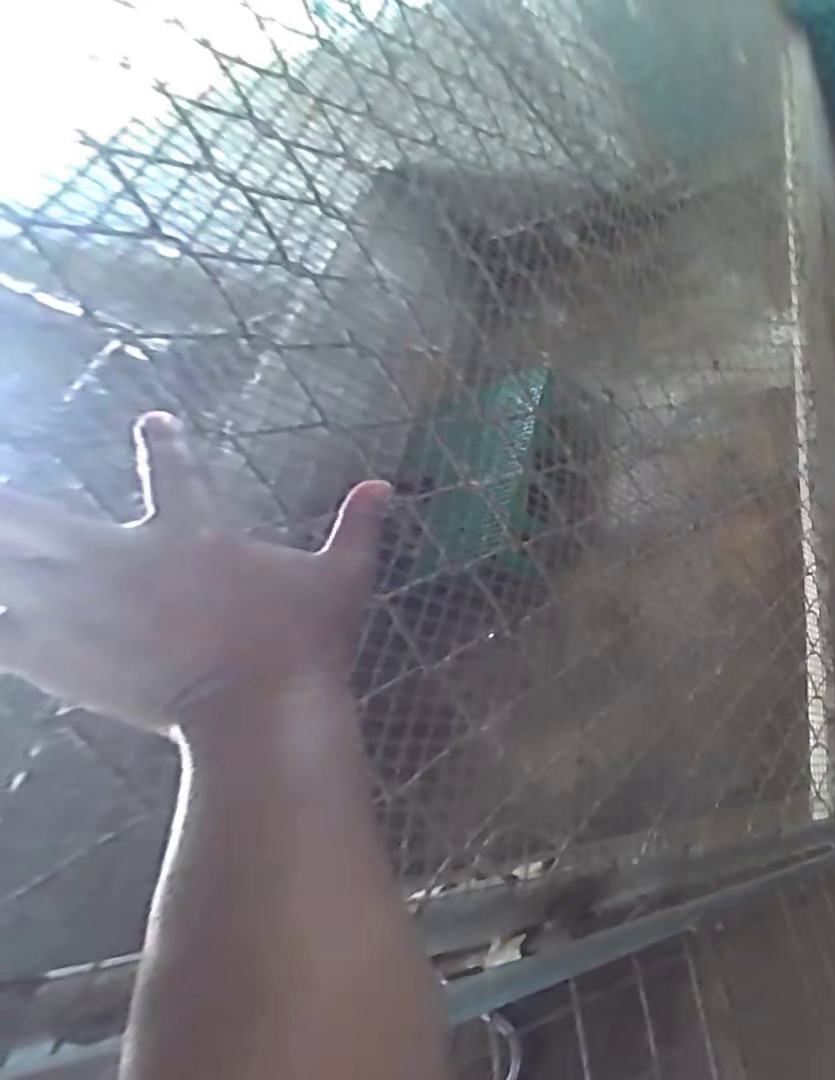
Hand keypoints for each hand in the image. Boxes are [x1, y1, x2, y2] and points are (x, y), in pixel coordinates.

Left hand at [0, 412, 388, 736]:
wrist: (258, 703)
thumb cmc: (309, 634)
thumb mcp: (347, 575)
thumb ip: (359, 527)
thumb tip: (381, 484)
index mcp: (192, 537)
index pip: (176, 475)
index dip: (166, 444)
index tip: (155, 420)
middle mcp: (114, 559)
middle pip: (23, 513)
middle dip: (0, 499)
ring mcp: (68, 606)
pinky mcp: (41, 651)